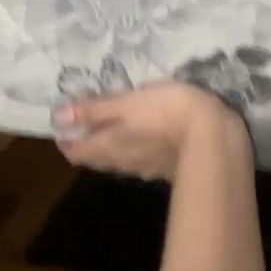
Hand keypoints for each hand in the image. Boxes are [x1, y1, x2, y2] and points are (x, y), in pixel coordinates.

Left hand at [53, 83, 247, 181]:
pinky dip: (140, 148)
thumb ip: (96, 109)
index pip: (75, 151)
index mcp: (107, 147)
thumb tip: (57, 116)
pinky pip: (144, 159)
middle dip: (92, 140)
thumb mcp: (129, 102)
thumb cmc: (167, 112)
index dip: (68, 137)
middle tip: (96, 119)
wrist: (213, 138)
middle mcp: (121, 163)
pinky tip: (152, 136)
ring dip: (116, 145)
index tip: (69, 122)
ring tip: (124, 125)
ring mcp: (145, 168)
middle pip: (97, 156)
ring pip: (121, 159)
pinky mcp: (168, 167)